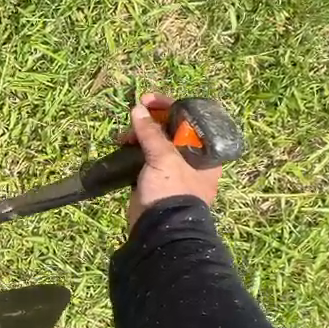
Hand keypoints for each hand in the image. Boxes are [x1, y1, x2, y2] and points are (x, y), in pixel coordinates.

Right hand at [116, 93, 221, 228]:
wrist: (160, 228)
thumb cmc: (172, 191)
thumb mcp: (164, 158)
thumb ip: (151, 133)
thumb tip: (137, 109)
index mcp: (205, 152)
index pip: (190, 119)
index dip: (169, 106)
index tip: (148, 99)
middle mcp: (192, 158)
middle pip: (171, 129)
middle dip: (150, 120)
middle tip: (133, 115)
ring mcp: (173, 169)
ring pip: (155, 142)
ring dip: (139, 134)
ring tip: (123, 137)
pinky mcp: (155, 178)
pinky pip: (145, 156)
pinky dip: (134, 149)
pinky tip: (122, 146)